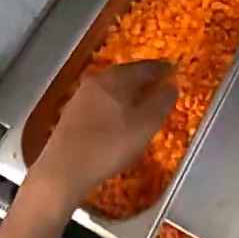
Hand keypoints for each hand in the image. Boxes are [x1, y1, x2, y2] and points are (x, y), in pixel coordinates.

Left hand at [29, 61, 177, 212]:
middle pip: (127, 75)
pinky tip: (119, 120)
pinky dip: (115, 106)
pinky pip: (101, 102)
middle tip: (160, 86)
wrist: (63, 170)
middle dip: (145, 80)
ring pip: (113, 89)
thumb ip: (162, 101)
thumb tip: (171, 85)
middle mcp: (97, 81)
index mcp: (116, 79)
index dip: (163, 70)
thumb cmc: (109, 145)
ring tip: (143, 104)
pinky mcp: (72, 114)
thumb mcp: (146, 125)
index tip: (175, 71)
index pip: (146, 67)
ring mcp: (81, 96)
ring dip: (129, 94)